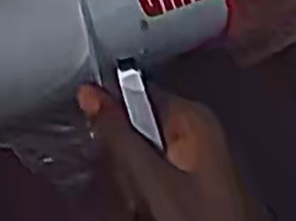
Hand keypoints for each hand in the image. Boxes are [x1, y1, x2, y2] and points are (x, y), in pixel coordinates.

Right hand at [79, 83, 257, 220]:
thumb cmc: (202, 218)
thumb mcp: (152, 177)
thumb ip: (117, 131)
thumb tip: (88, 92)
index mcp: (195, 115)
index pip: (132, 88)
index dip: (110, 109)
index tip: (101, 131)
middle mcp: (203, 128)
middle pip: (139, 119)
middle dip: (126, 145)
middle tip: (131, 176)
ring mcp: (207, 156)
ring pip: (147, 146)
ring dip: (137, 168)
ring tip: (145, 195)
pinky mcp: (206, 182)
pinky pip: (162, 167)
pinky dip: (152, 182)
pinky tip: (156, 202)